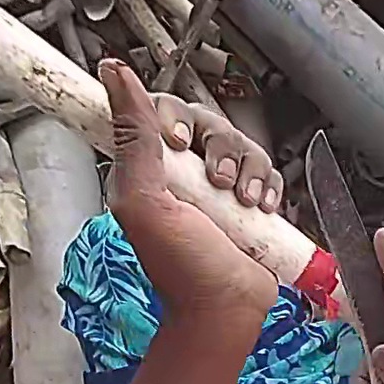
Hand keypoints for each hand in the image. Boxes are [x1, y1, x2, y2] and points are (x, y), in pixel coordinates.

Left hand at [101, 60, 277, 321]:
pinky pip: (268, 172)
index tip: (181, 143)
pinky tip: (263, 208)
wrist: (225, 308)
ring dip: (250, 171)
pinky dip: (269, 186)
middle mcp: (186, 173)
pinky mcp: (252, 202)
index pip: (162, 111)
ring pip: (245, 146)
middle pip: (211, 124)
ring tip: (245, 203)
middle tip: (219, 182)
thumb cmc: (181, 267)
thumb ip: (133, 139)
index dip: (176, 117)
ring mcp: (222, 188)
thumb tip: (113, 74)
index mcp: (152, 168)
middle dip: (222, 150)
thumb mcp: (145, 201)